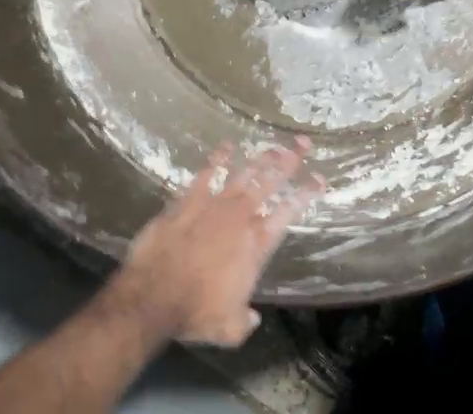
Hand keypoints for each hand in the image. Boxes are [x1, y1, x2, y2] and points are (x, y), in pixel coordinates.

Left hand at [116, 137, 320, 346]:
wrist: (153, 296)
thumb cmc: (195, 313)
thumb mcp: (228, 328)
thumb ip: (244, 321)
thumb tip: (252, 319)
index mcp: (256, 245)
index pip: (289, 212)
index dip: (307, 194)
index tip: (320, 179)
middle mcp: (240, 218)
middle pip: (271, 182)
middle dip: (289, 161)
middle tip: (302, 143)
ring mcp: (214, 205)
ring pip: (243, 173)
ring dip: (260, 158)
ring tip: (273, 145)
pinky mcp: (187, 201)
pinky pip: (206, 174)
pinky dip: (217, 159)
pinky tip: (226, 147)